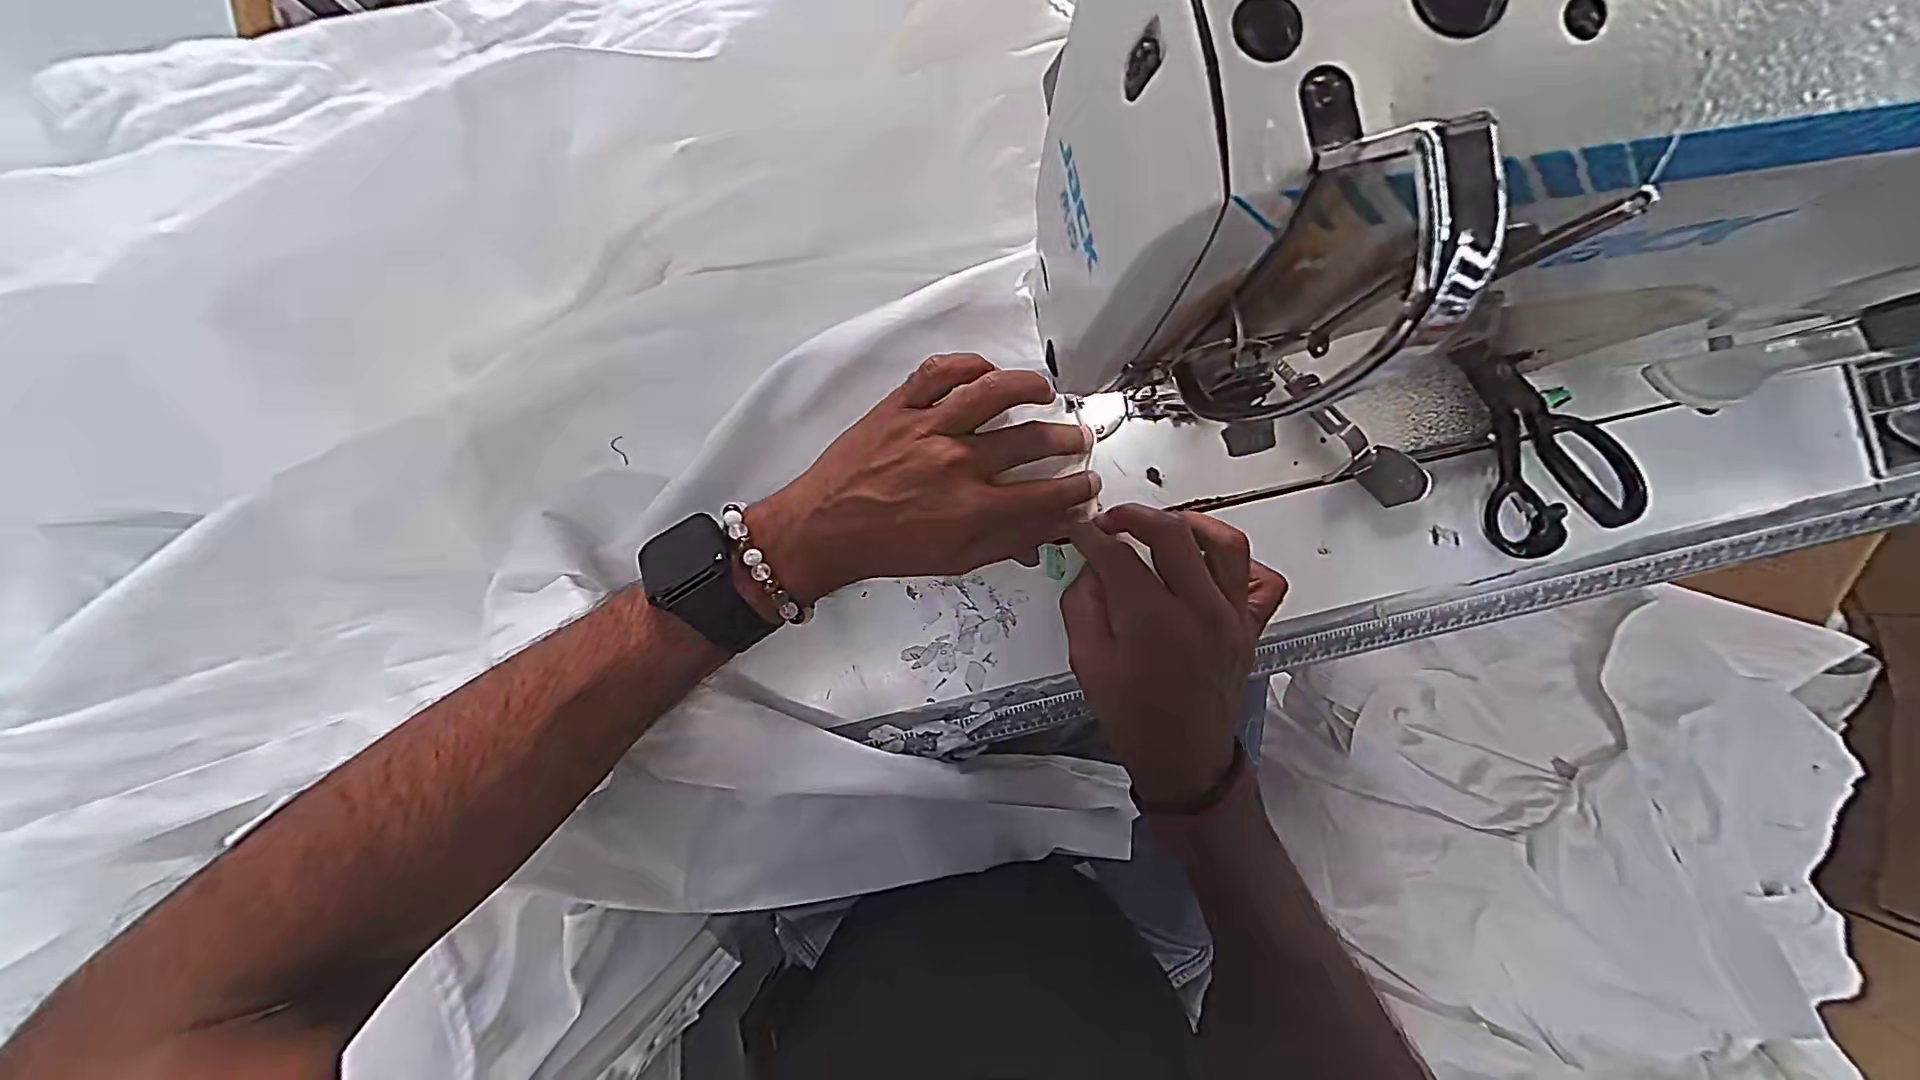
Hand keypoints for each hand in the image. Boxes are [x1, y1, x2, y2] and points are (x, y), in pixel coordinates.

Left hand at [747, 354, 1098, 601]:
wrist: (824, 529)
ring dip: (1029, 388)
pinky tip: (985, 372)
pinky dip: (969, 364)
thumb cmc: (883, 546)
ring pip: (993, 393)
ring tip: (1044, 392)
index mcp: (970, 509)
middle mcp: (954, 463)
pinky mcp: (900, 407)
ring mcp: (927, 429)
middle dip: (1066, 439)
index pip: (1045, 494)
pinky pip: (940, 372)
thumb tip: (1046, 530)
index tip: (1086, 483)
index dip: (1076, 488)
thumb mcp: (954, 561)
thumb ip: (1006, 543)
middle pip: (1030, 440)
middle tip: (1075, 438)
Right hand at [1061, 505, 1287, 804]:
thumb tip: (1090, 568)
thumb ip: (1082, 605)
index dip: (1091, 535)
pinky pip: (1261, 580)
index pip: (1117, 554)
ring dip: (1190, 523)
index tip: (1081, 531)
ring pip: (1225, 543)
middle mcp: (1198, 612)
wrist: (1182, 758)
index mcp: (1152, 621)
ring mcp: (1231, 618)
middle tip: (1114, 521)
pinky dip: (1239, 563)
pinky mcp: (1249, 628)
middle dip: (1134, 515)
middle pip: (1171, 533)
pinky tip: (1210, 563)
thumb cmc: (1136, 719)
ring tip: (1165, 526)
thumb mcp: (1087, 662)